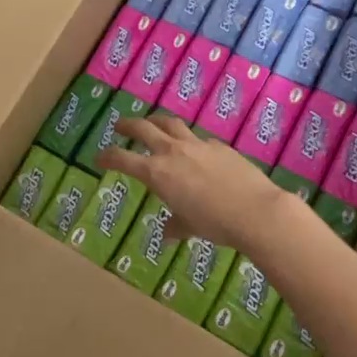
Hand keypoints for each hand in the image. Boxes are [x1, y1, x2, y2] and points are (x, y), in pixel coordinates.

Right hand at [98, 114, 288, 249]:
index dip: (107, 157)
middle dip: (128, 125)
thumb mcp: (189, 227)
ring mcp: (197, 145)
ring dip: (156, 121)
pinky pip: (198, 139)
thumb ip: (175, 226)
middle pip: (143, 128)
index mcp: (157, 173)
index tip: (99, 158)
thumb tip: (168, 235)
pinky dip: (190, 141)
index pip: (122, 159)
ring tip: (152, 122)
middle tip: (120, 126)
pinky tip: (195, 150)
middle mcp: (172, 152)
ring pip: (170, 124)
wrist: (257, 211)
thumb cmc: (215, 224)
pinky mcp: (219, 146)